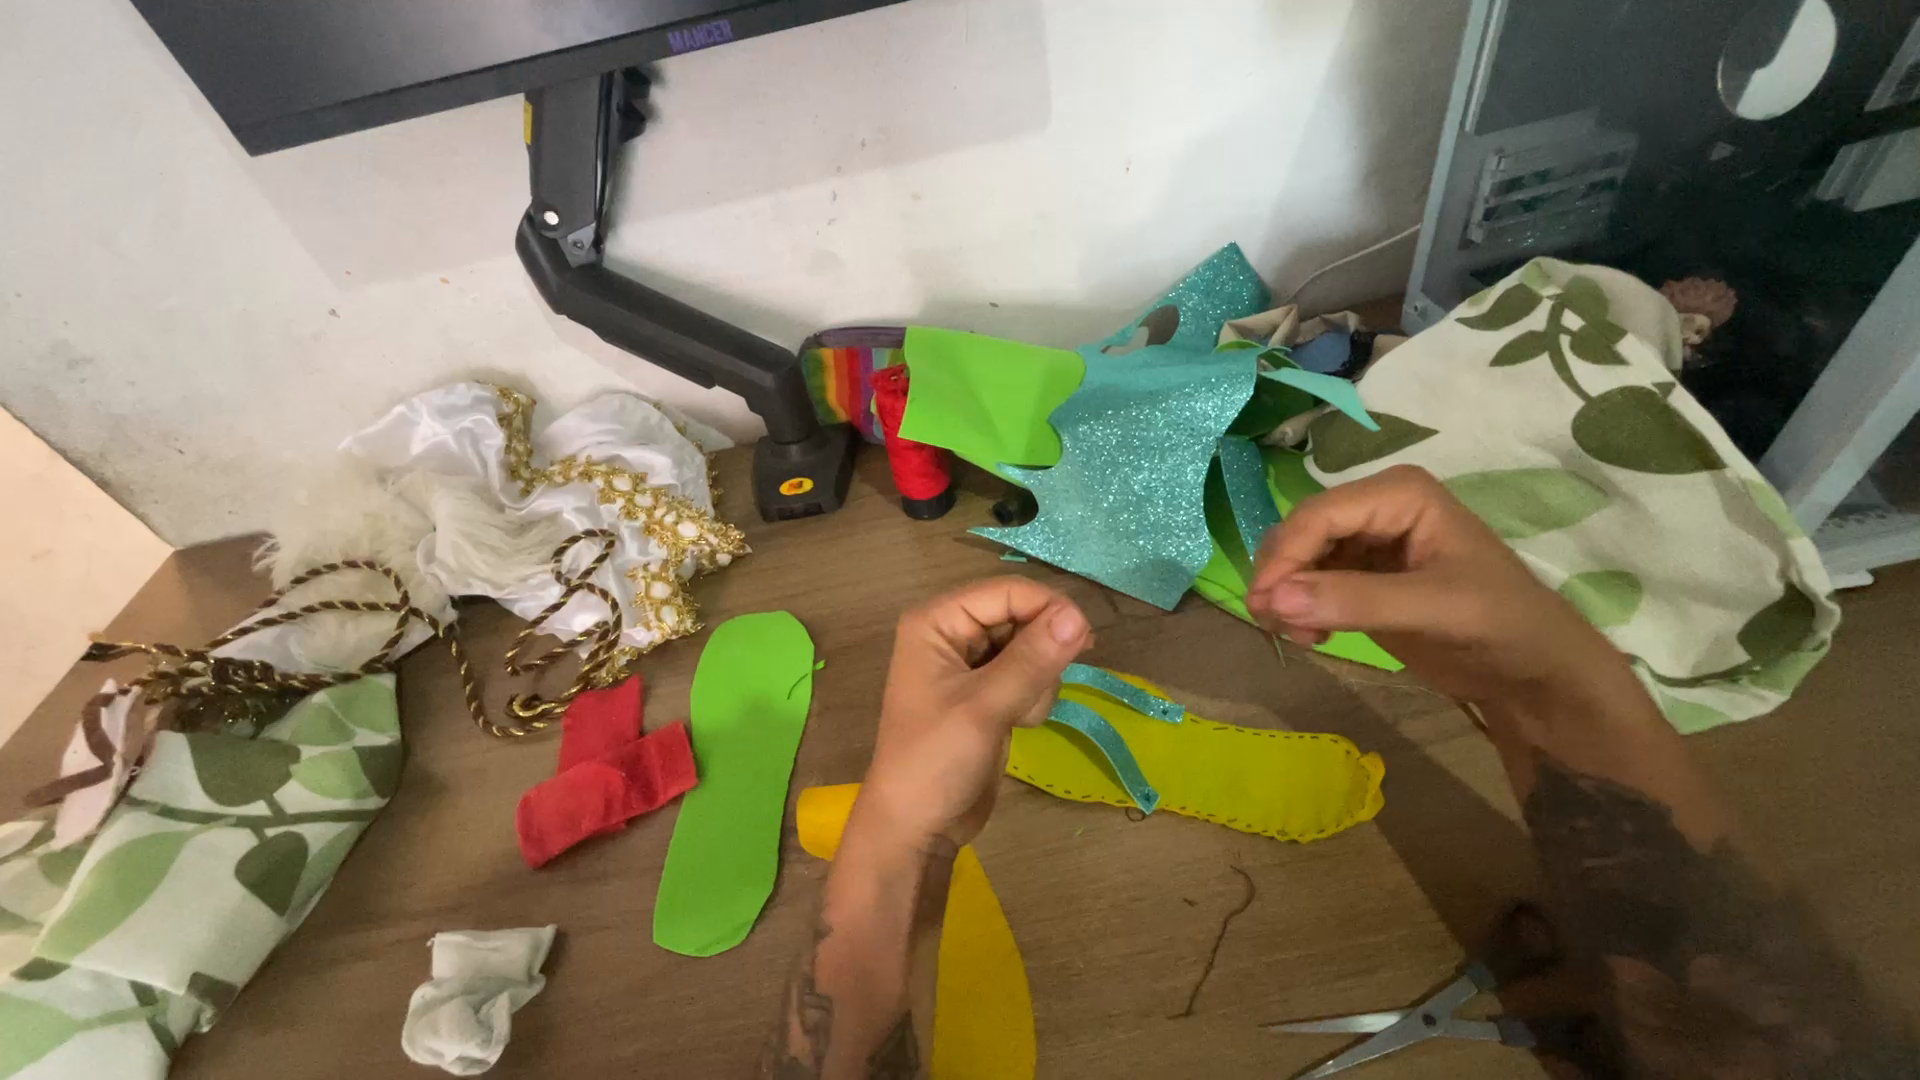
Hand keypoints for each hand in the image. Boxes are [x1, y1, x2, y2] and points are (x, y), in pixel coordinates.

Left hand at [856, 577, 1093, 851]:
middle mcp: (952, 633)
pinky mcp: (988, 691)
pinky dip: (1034, 695)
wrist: (917, 827)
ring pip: (1032, 646)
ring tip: (1020, 715)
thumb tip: (1078, 617)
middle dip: (1041, 652)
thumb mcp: (984, 708)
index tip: (1085, 640)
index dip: (1048, 608)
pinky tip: (1020, 724)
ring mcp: (971, 663)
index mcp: (936, 621)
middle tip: (1044, 689)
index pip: (1006, 591)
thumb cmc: (936, 761)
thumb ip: (1032, 661)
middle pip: (1021, 615)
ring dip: (1040, 679)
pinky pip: (1029, 673)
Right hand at [1245, 465, 1627, 709]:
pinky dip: (1296, 608)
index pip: (1318, 515)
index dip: (1285, 557)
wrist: (1531, 672)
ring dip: (1284, 596)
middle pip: (1298, 532)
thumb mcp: (1435, 610)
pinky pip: (1304, 581)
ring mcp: (1362, 541)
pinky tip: (1312, 635)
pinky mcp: (1355, 575)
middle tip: (1276, 626)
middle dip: (1281, 578)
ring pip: (1294, 557)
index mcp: (1399, 494)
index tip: (1265, 605)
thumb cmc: (1501, 627)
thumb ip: (1355, 601)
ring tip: (1301, 636)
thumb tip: (1273, 600)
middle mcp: (1374, 508)